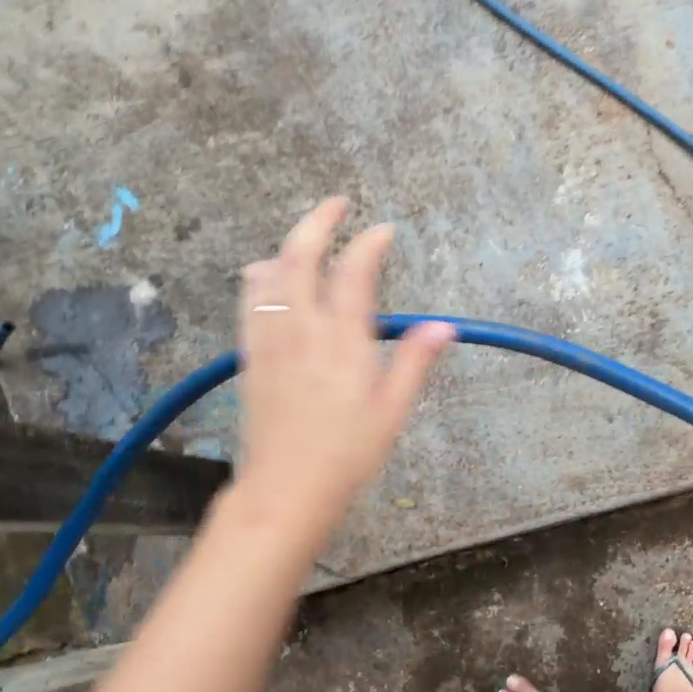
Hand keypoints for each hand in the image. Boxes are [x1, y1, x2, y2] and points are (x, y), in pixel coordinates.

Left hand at [234, 198, 454, 531]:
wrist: (286, 488)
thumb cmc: (348, 453)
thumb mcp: (393, 411)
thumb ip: (415, 363)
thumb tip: (443, 327)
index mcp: (342, 343)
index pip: (353, 275)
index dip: (368, 245)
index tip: (384, 231)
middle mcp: (301, 331)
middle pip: (299, 258)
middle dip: (318, 222)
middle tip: (337, 204)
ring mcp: (270, 341)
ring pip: (268, 274)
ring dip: (288, 245)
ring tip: (306, 237)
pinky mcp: (251, 357)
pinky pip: (249, 301)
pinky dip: (260, 276)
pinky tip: (265, 275)